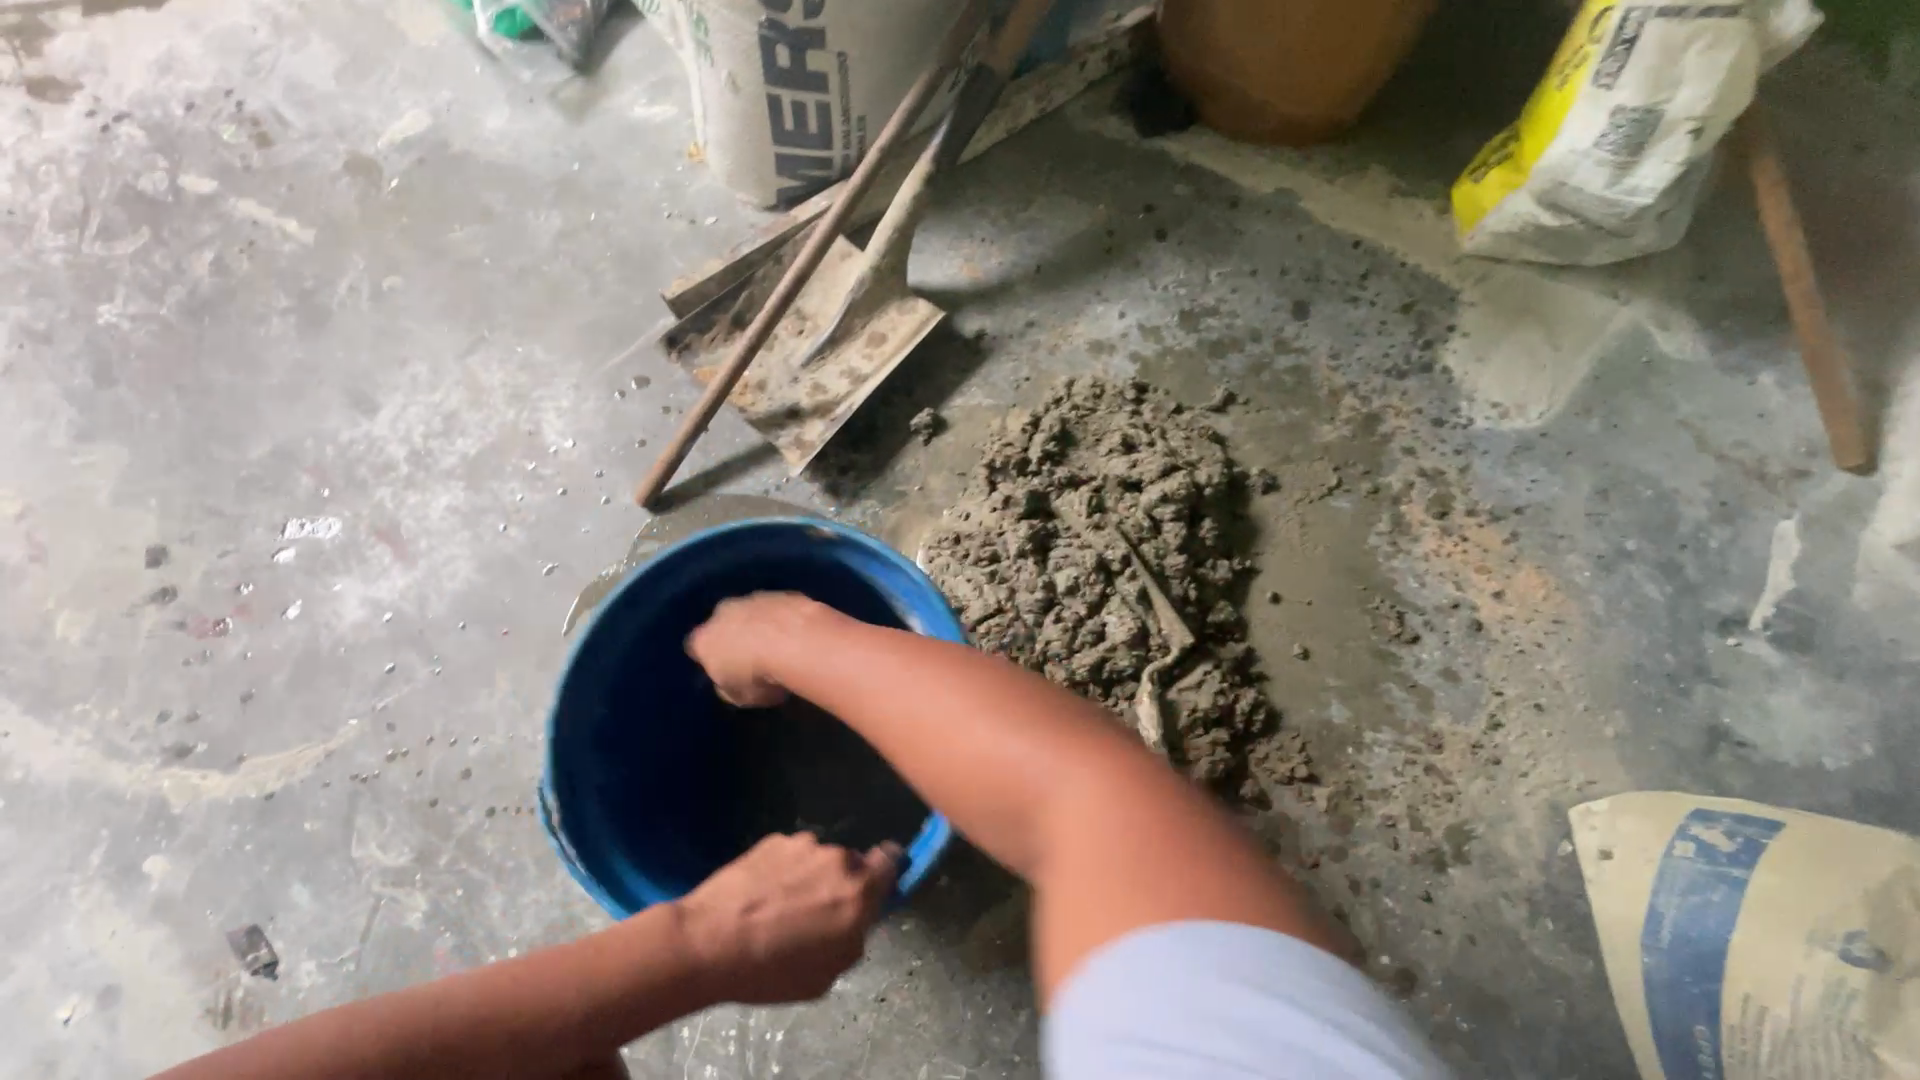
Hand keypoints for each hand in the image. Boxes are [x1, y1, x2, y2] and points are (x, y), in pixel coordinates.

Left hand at [675, 834, 901, 1004]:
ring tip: (779, 907)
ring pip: (818, 859)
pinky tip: (759, 895)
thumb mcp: (826, 976)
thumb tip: (853, 923)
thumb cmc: (771, 970)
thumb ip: (852, 940)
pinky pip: (789, 855)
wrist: (708, 943)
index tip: (873, 888)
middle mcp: (838, 859)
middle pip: (850, 865)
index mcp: (859, 892)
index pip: (891, 861)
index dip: (885, 872)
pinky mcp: (772, 839)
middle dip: (839, 884)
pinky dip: (782, 870)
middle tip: (814, 914)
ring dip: (809, 877)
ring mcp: (803, 845)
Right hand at [686, 593, 829, 706]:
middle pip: (723, 624)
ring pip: (751, 612)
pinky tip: (798, 633)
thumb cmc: (760, 677)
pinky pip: (778, 608)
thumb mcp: (740, 698)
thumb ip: (728, 689)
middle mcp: (722, 613)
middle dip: (734, 637)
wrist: (797, 642)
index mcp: (704, 640)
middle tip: (754, 656)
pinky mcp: (782, 593)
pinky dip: (784, 618)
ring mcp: (752, 598)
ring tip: (781, 645)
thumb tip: (727, 684)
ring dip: (761, 625)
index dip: (711, 660)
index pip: (697, 650)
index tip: (727, 672)